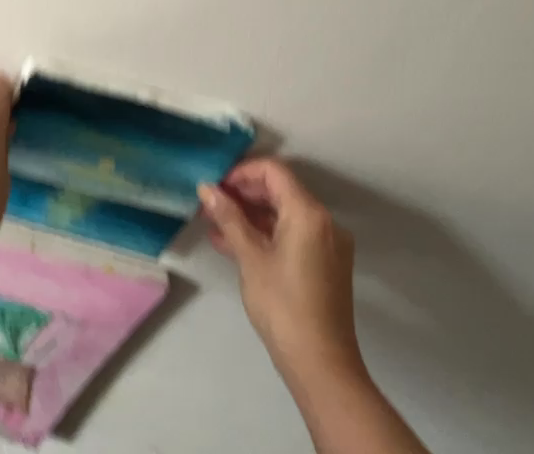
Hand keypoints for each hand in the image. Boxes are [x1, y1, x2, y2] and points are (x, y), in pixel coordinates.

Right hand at [201, 159, 362, 383]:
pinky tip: (232, 244)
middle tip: (209, 204)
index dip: (241, 172)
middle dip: (243, 193)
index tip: (214, 186)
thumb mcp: (249, 257)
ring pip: (283, 214)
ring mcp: (327, 245)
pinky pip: (291, 235)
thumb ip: (229, 217)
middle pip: (280, 191)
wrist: (319, 361)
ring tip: (214, 224)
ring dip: (250, 215)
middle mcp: (324, 223)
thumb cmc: (282, 303)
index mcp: (309, 215)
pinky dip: (264, 233)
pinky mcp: (323, 264)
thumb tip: (207, 188)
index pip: (274, 172)